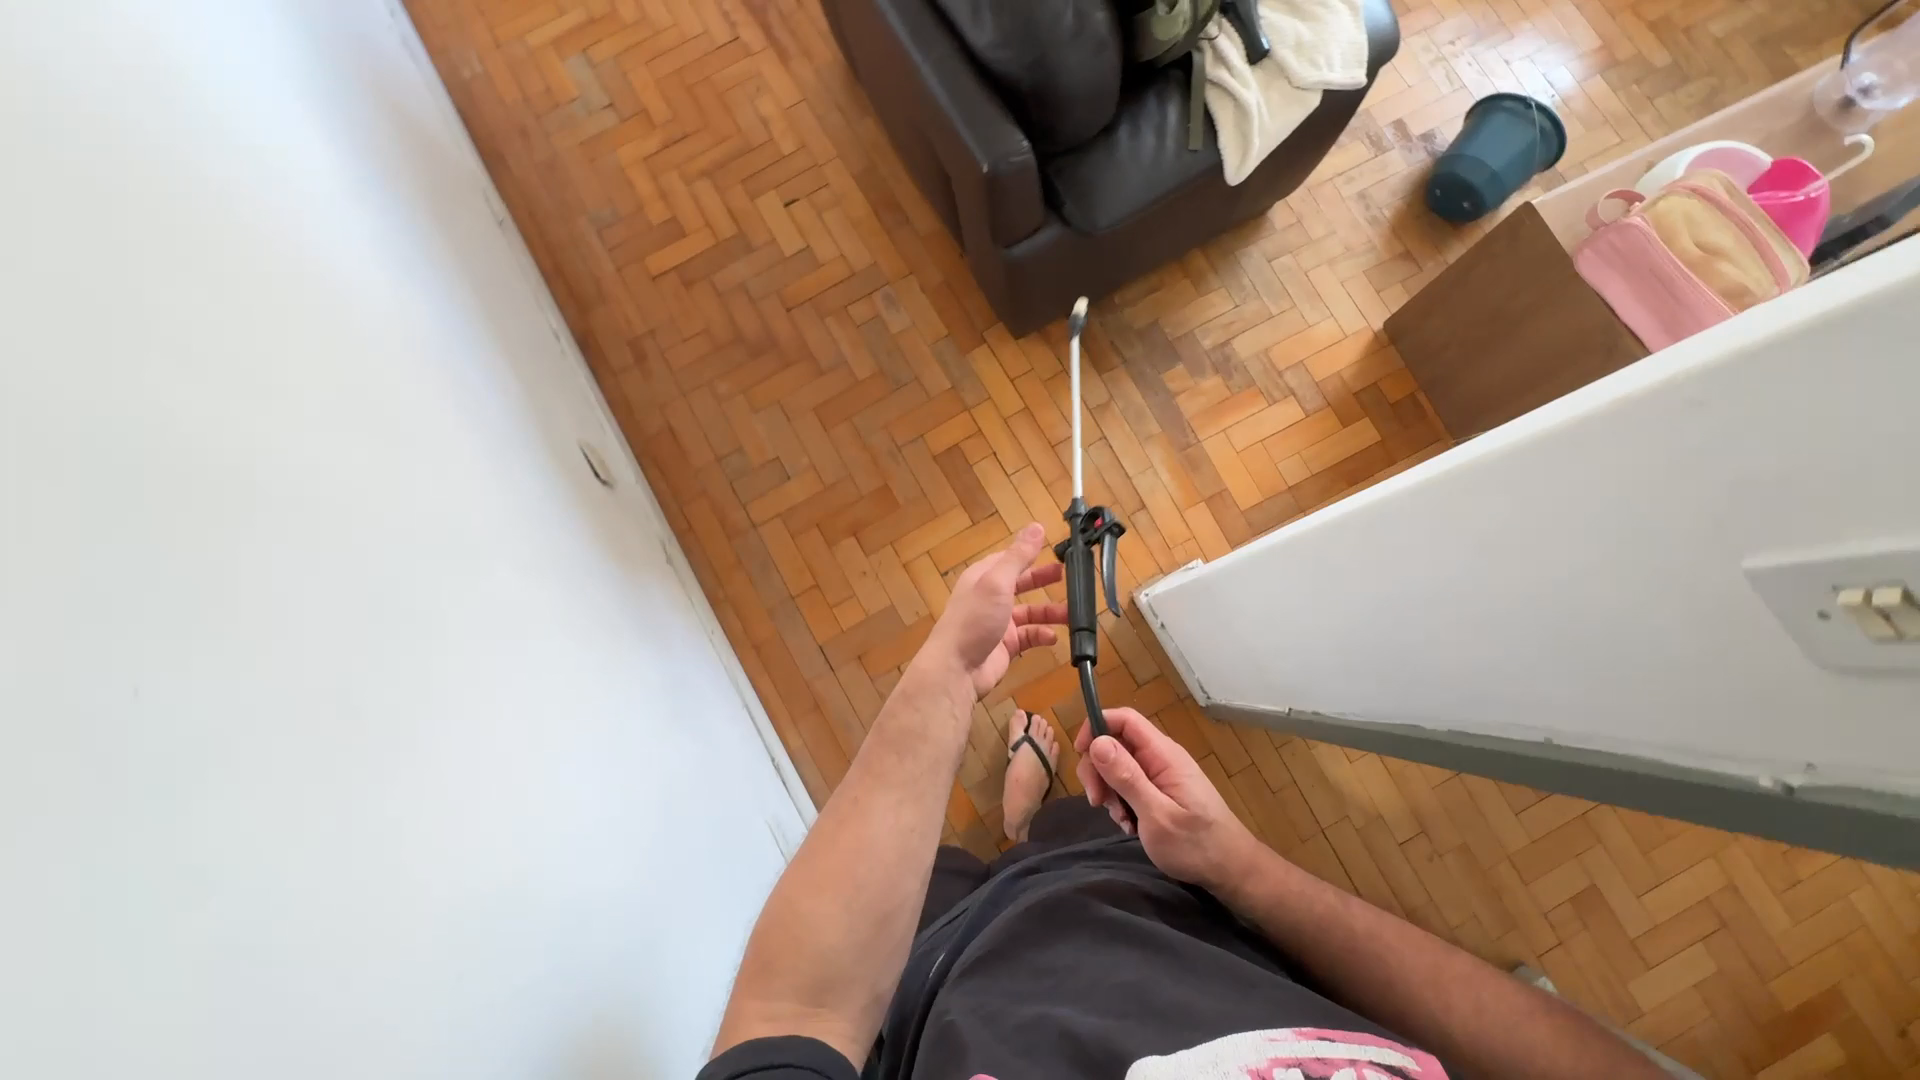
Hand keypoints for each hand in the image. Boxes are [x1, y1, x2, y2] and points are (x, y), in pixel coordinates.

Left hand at [920, 523, 1067, 697]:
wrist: (957, 668)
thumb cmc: (974, 619)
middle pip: (1021, 583)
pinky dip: (1042, 635)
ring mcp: (998, 622)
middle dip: (1043, 580)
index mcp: (983, 577)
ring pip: (1029, 612)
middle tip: (1068, 578)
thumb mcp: (997, 582)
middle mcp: (990, 597)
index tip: (1054, 549)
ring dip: (1049, 611)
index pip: (1009, 559)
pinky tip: (1053, 637)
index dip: (1030, 553)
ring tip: (1072, 614)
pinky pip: (1029, 636)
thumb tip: (1036, 526)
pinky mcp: (1005, 646)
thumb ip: (1019, 556)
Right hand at [1075, 707, 1270, 895]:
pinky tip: (1128, 824)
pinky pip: (1129, 784)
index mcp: (1163, 754)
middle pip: (1116, 742)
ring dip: (1109, 789)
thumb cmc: (1196, 845)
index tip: (1080, 754)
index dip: (1097, 726)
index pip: (1124, 719)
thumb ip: (1127, 777)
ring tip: (1120, 820)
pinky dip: (1121, 801)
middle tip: (1096, 801)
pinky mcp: (1160, 791)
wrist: (1231, 870)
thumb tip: (1097, 741)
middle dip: (1098, 768)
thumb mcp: (1156, 815)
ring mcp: (1161, 774)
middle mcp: (1161, 757)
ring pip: (1119, 765)